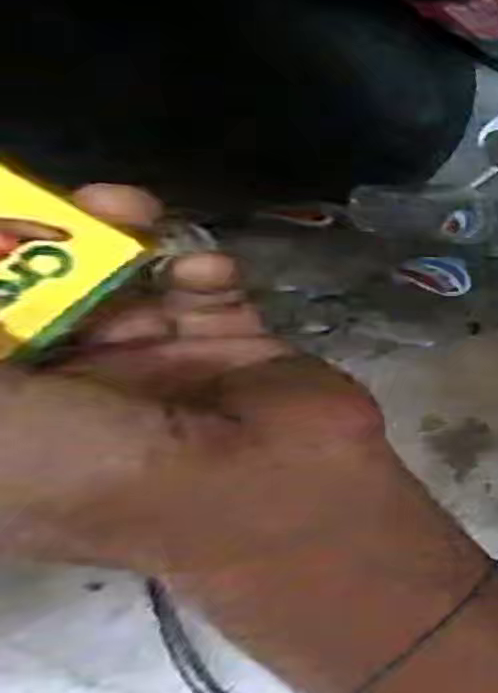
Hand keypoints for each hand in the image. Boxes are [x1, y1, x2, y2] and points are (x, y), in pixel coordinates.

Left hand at [0, 185, 398, 577]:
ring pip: (124, 282)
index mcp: (4, 415)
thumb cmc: (105, 469)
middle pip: (38, 295)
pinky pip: (209, 293)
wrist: (275, 486)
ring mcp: (160, 360)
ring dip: (122, 242)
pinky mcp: (236, 344)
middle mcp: (70, 381)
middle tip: (51, 205)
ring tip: (131, 206)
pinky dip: (204, 271)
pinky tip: (207, 269)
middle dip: (38, 244)